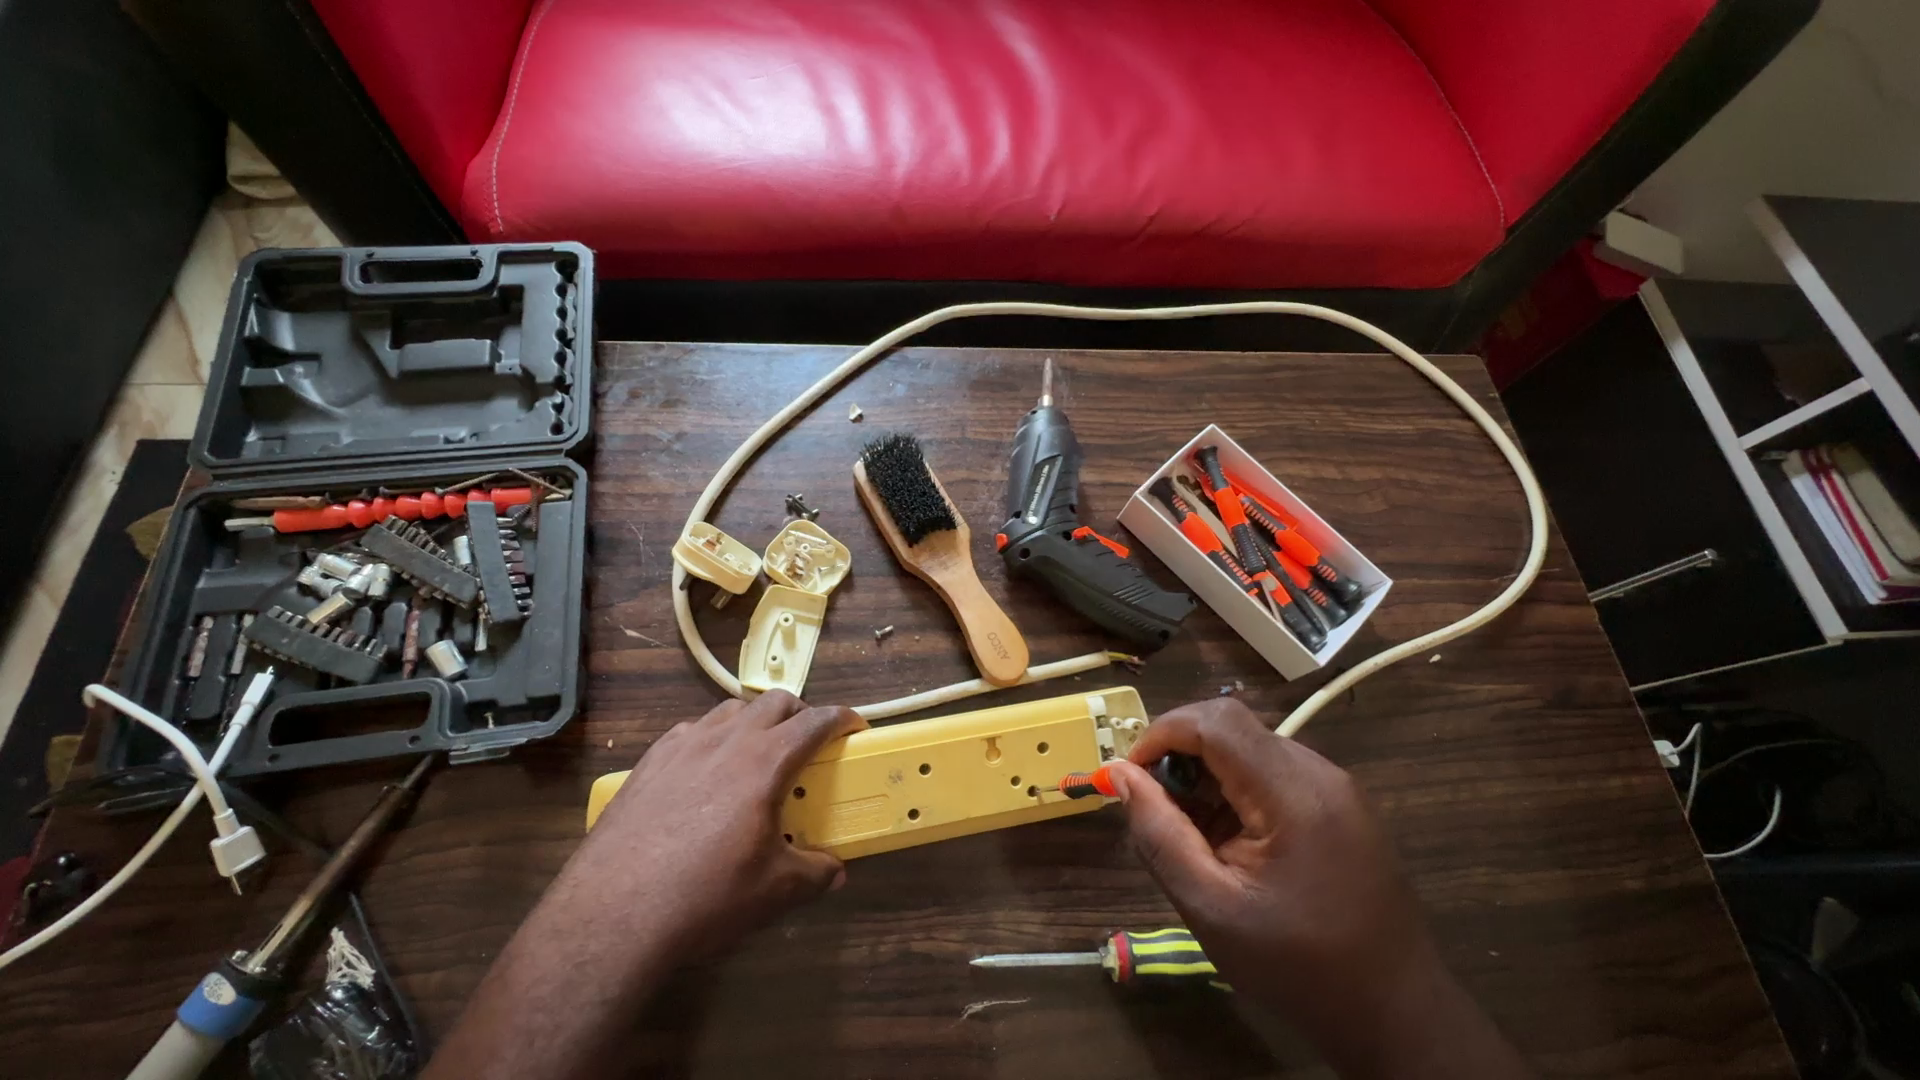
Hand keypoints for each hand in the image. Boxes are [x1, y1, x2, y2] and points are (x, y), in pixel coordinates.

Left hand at [569, 690, 865, 957]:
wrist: (614, 913)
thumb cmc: (706, 895)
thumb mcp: (774, 891)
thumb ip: (813, 874)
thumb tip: (835, 871)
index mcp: (765, 762)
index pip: (814, 722)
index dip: (841, 719)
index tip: (854, 726)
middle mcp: (725, 740)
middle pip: (773, 702)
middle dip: (799, 713)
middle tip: (808, 743)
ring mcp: (681, 746)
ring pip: (729, 711)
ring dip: (753, 722)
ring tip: (756, 755)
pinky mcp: (647, 763)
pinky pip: (689, 731)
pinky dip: (711, 738)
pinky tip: (704, 772)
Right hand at [1107, 699, 1528, 1078]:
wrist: (1397, 1014)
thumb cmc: (1297, 967)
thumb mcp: (1210, 907)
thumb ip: (1159, 834)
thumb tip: (1121, 775)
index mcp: (1293, 793)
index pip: (1215, 721)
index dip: (1161, 733)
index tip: (1130, 776)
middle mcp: (1320, 774)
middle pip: (1233, 729)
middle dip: (1181, 757)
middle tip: (1156, 810)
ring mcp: (1338, 788)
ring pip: (1251, 750)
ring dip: (1208, 777)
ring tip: (1193, 836)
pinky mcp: (1343, 807)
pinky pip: (1275, 774)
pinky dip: (1237, 792)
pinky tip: (1230, 844)